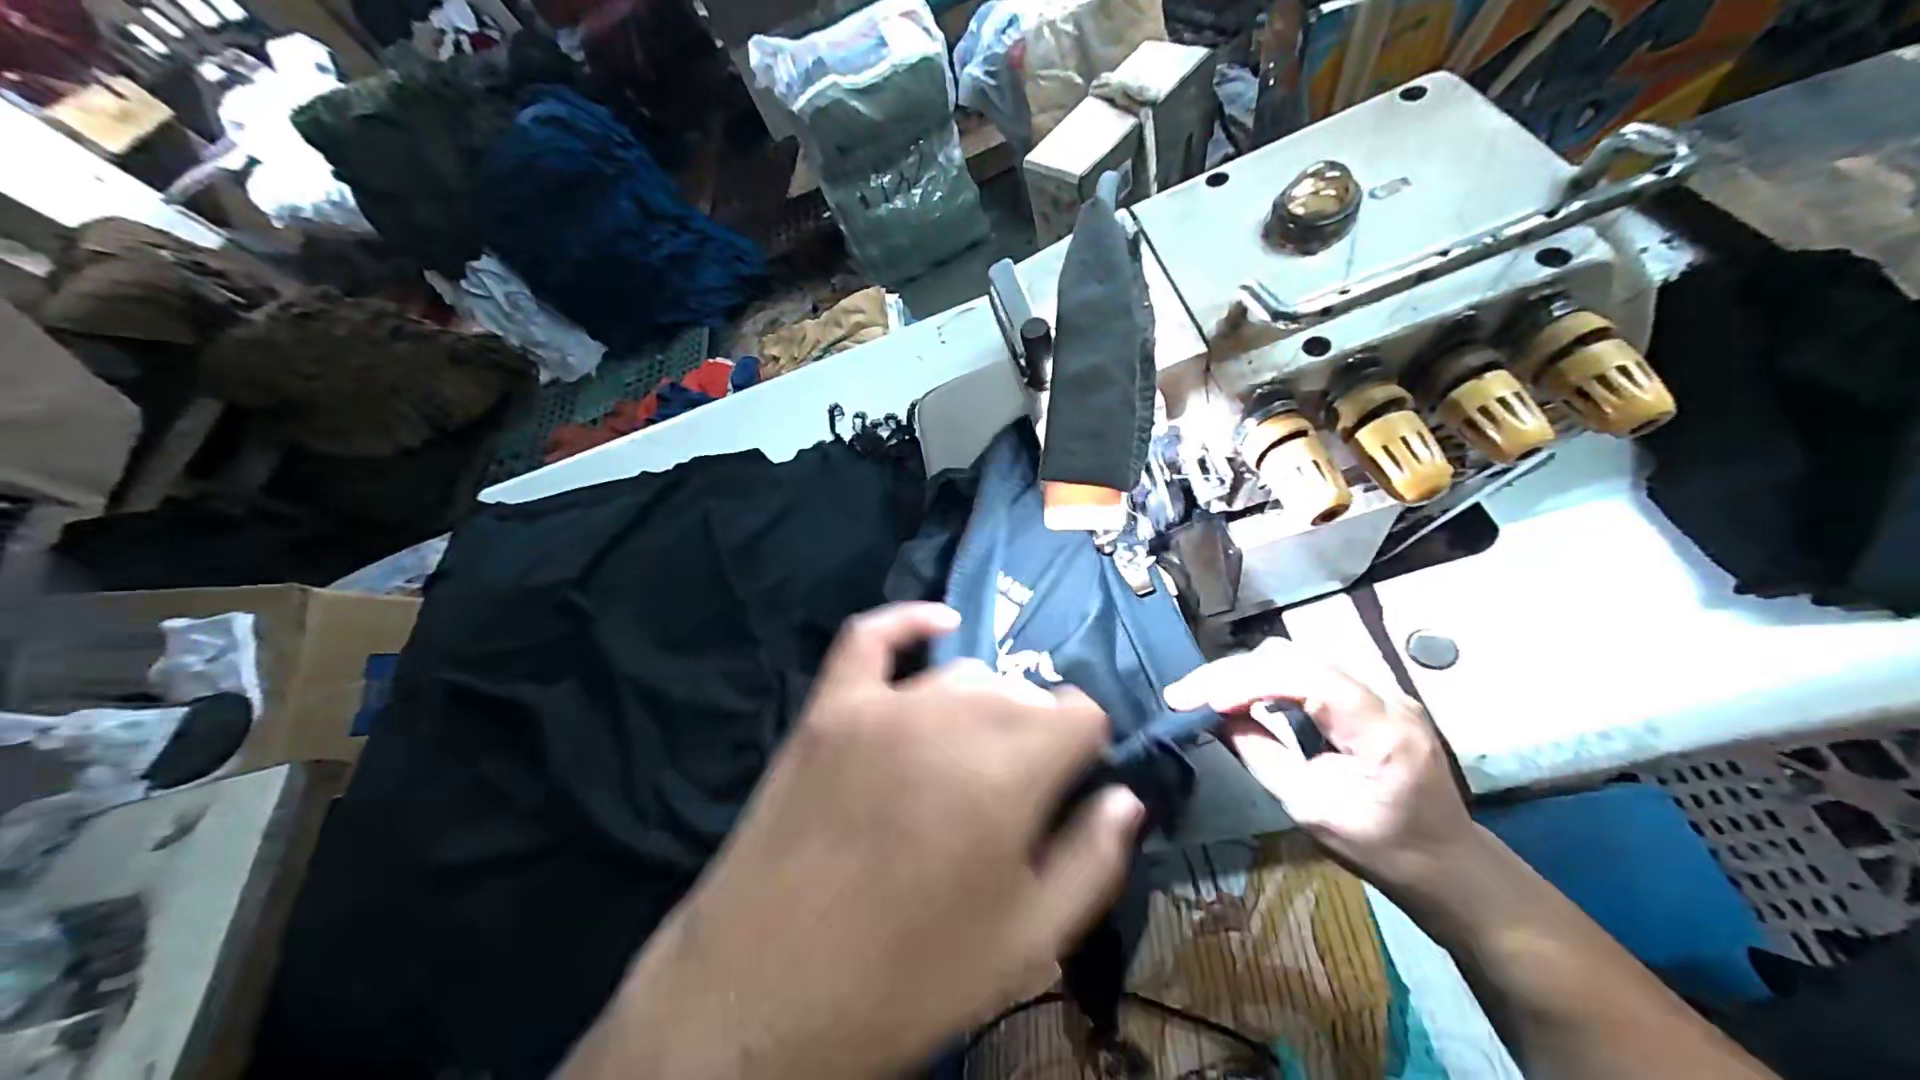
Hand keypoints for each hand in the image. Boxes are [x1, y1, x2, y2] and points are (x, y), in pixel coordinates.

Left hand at [569, 603, 1144, 1079]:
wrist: (762, 994)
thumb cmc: (908, 978)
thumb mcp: (1025, 942)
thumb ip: (1091, 861)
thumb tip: (1125, 798)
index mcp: (1007, 773)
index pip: (1080, 715)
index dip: (1087, 748)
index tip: (1074, 782)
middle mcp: (949, 720)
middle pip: (1023, 693)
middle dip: (1039, 730)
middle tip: (1023, 789)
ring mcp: (880, 707)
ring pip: (963, 673)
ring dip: (987, 704)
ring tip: (976, 754)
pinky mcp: (828, 709)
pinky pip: (871, 637)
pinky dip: (910, 622)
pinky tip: (938, 624)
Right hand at [1163, 636, 1473, 890]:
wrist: (1445, 862)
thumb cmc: (1381, 849)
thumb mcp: (1312, 809)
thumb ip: (1262, 756)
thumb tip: (1217, 718)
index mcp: (1382, 730)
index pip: (1305, 679)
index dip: (1247, 682)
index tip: (1200, 702)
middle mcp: (1385, 695)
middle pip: (1295, 658)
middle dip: (1233, 672)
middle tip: (1185, 695)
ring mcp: (1380, 690)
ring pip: (1297, 657)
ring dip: (1244, 672)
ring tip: (1204, 694)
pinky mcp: (1367, 695)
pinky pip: (1306, 671)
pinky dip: (1264, 679)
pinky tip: (1239, 695)